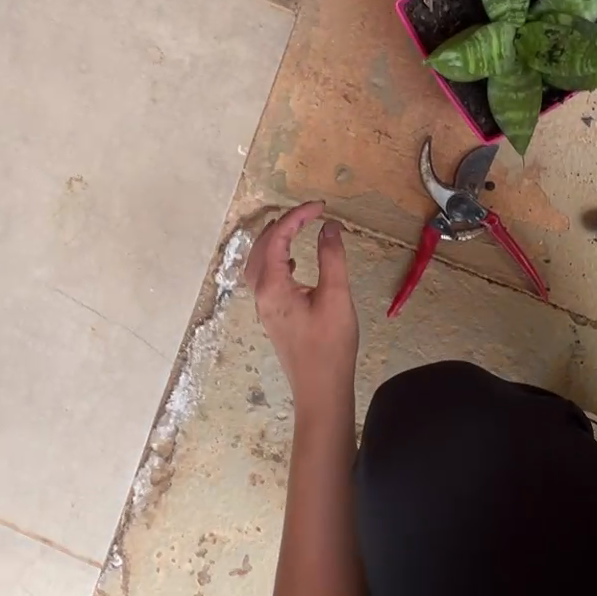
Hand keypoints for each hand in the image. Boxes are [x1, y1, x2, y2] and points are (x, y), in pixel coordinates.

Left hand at [246, 202, 359, 423]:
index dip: (298, 216)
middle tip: (310, 213)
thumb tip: (329, 226)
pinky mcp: (273, 315)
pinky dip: (276, 258)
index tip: (322, 206)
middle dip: (283, 223)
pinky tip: (292, 261)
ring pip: (259, 262)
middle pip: (261, 247)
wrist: (320, 389)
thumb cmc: (330, 345)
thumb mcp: (337, 296)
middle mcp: (261, 293)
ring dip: (275, 240)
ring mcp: (265, 306)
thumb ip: (332, 257)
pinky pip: (265, 276)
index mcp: (272, 286)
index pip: (278, 238)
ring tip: (298, 227)